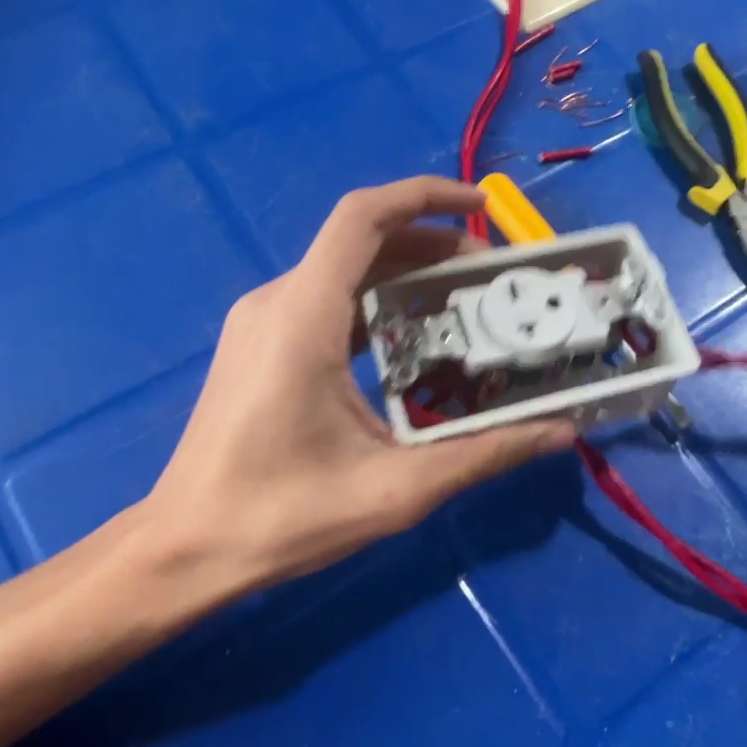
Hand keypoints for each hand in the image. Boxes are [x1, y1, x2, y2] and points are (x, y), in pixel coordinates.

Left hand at [137, 177, 575, 594]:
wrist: (185, 549)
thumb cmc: (282, 516)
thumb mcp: (398, 489)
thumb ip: (485, 453)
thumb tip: (561, 433)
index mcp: (304, 316)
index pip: (363, 217)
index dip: (426, 197)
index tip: (482, 208)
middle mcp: (278, 301)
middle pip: (362, 239)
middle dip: (433, 244)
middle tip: (495, 278)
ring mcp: (262, 321)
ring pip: (344, 268)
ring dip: (406, 273)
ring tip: (466, 302)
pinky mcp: (259, 343)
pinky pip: (326, 297)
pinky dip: (377, 300)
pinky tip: (414, 338)